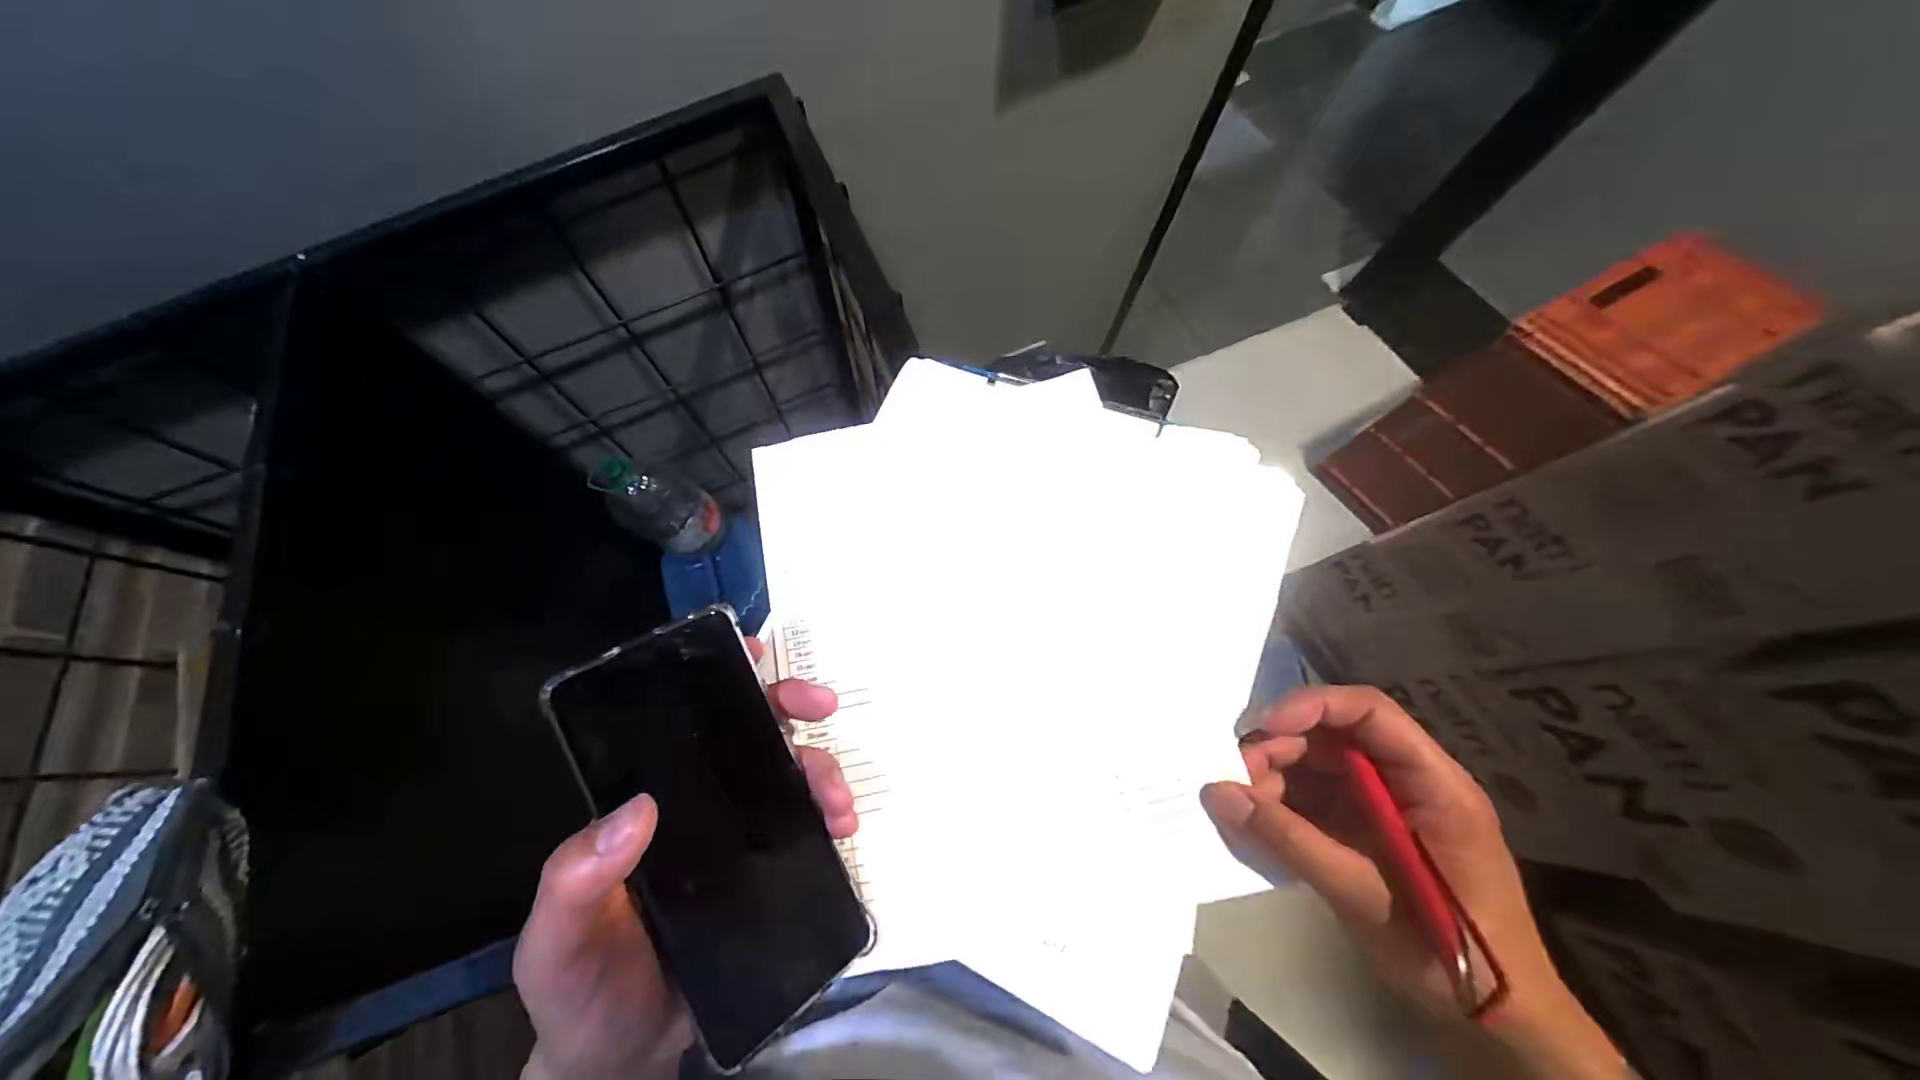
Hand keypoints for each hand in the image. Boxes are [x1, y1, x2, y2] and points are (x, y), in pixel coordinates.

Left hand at [513, 639, 851, 1079]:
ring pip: (788, 779)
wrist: (623, 1057)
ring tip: (837, 803)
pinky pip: (808, 833)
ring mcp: (739, 841)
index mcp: (649, 804)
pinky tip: (842, 831)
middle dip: (790, 707)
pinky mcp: (771, 876)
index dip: (719, 682)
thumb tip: (638, 809)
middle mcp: (700, 809)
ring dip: (821, 772)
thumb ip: (575, 879)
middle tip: (821, 706)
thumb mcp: (556, 937)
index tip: (752, 656)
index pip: (684, 728)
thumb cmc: (579, 987)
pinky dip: (831, 818)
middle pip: (750, 738)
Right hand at [1200, 685, 1625, 1079]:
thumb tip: (1216, 793)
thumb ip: (1290, 841)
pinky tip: (1255, 822)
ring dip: (1273, 775)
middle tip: (1235, 776)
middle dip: (1279, 746)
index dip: (1312, 706)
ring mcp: (1383, 802)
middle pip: (1333, 733)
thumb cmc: (1452, 954)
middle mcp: (1407, 779)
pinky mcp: (1363, 826)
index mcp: (1433, 783)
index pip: (1371, 712)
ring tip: (1241, 805)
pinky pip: (1312, 796)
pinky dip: (1280, 804)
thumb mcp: (1365, 897)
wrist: (1497, 1020)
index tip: (1260, 729)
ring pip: (1316, 762)